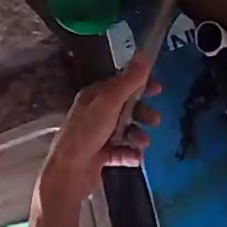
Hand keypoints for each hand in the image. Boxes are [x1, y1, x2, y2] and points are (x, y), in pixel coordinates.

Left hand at [34, 59, 159, 215]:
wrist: (68, 173)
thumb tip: (144, 54)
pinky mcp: (99, 155)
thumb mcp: (109, 103)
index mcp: (94, 96)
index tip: (158, 89)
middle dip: (141, 113)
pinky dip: (129, 153)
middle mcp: (95, 113)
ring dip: (137, 135)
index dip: (139, 85)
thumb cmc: (87, 132)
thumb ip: (128, 81)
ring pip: (124, 130)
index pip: (120, 84)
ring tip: (143, 143)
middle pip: (124, 108)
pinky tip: (135, 158)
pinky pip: (120, 151)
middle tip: (155, 121)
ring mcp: (96, 135)